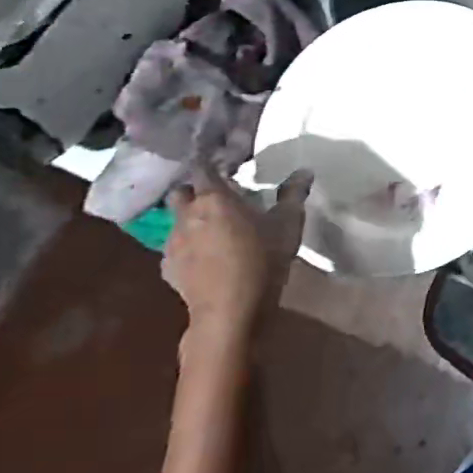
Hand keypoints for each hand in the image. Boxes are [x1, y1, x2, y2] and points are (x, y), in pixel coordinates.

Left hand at [163, 168, 309, 336]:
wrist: (230, 310)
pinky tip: (208, 255)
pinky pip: (176, 247)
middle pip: (181, 192)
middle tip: (221, 196)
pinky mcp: (167, 268)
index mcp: (214, 198)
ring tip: (217, 228)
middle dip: (195, 190)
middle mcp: (186, 215)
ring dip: (193, 218)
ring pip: (177, 220)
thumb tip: (304, 171)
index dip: (213, 162)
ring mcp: (171, 243)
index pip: (204, 168)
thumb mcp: (288, 223)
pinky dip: (190, 244)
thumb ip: (293, 194)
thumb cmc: (263, 258)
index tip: (227, 163)